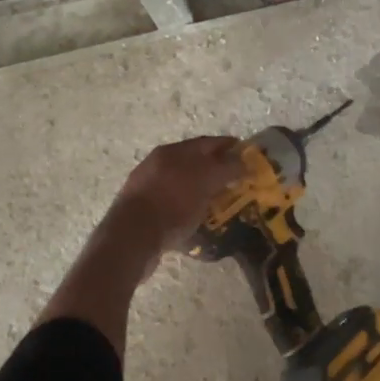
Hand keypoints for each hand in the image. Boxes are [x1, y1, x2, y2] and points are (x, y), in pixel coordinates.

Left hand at [107, 136, 242, 253]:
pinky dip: (188, 209)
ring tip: (221, 204)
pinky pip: (173, 206)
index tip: (247, 156)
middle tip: (237, 182)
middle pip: (194, 163)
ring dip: (202, 191)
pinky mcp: (144, 212)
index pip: (207, 143)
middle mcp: (158, 164)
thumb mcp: (206, 180)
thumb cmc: (172, 203)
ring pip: (183, 184)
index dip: (228, 147)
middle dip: (216, 170)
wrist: (132, 237)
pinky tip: (199, 222)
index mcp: (172, 151)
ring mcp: (148, 188)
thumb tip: (243, 161)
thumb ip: (226, 167)